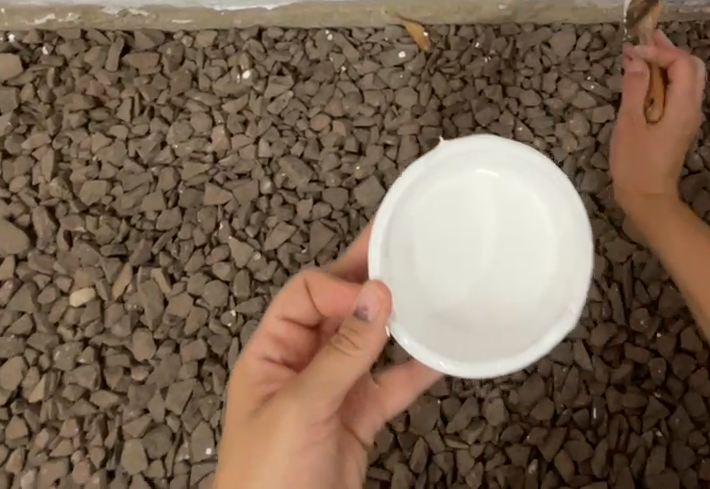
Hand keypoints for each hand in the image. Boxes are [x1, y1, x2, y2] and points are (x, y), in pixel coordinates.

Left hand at [213, 226, 440, 488]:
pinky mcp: (359, 420)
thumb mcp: (300, 411)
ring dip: (397, 321)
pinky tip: (442, 352)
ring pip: (369, 342)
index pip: (307, 295)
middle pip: (339, 309)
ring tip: (430, 289)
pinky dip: (416, 368)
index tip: (378, 293)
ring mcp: (332, 393)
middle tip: (407, 243)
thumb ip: (341, 353)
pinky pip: (391, 383)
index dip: (341, 286)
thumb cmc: (268, 480)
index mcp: (271, 354)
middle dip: (370, 280)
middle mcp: (301, 365)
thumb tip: (378, 292)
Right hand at [611, 31, 707, 220]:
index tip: (633, 52)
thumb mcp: (630, 123)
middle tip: (644, 39)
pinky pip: (678, 90)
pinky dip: (663, 76)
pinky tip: (642, 75)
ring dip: (666, 61)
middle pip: (691, 66)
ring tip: (641, 51)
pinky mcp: (679, 122)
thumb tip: (638, 59)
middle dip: (668, 49)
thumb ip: (635, 88)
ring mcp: (688, 116)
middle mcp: (692, 107)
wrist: (648, 198)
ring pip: (687, 77)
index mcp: (683, 106)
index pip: (681, 63)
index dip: (659, 50)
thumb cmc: (636, 163)